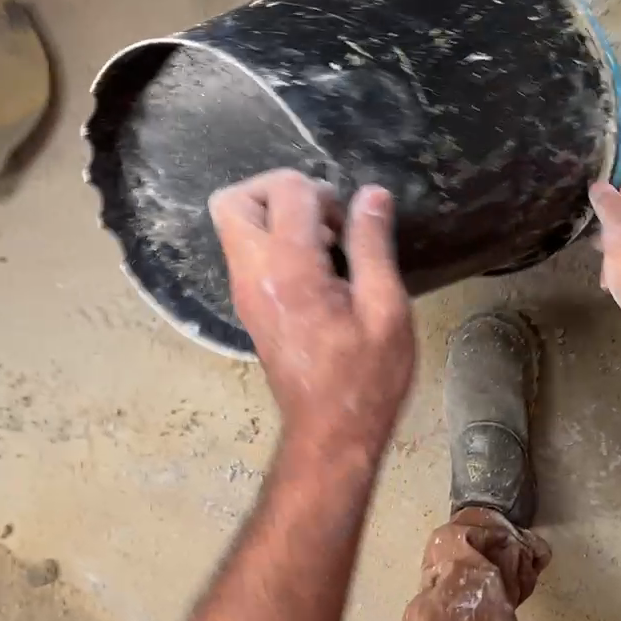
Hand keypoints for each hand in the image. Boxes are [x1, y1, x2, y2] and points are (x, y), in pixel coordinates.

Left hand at [210, 169, 414, 447]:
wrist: (332, 431)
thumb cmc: (368, 374)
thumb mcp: (386, 306)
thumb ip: (373, 244)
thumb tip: (372, 193)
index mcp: (289, 270)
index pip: (286, 192)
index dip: (326, 193)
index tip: (354, 223)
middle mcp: (252, 274)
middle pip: (234, 199)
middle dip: (282, 189)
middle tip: (327, 214)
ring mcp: (244, 290)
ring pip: (235, 222)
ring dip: (280, 213)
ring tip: (330, 241)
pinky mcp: (250, 303)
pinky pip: (249, 247)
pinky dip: (279, 237)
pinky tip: (323, 265)